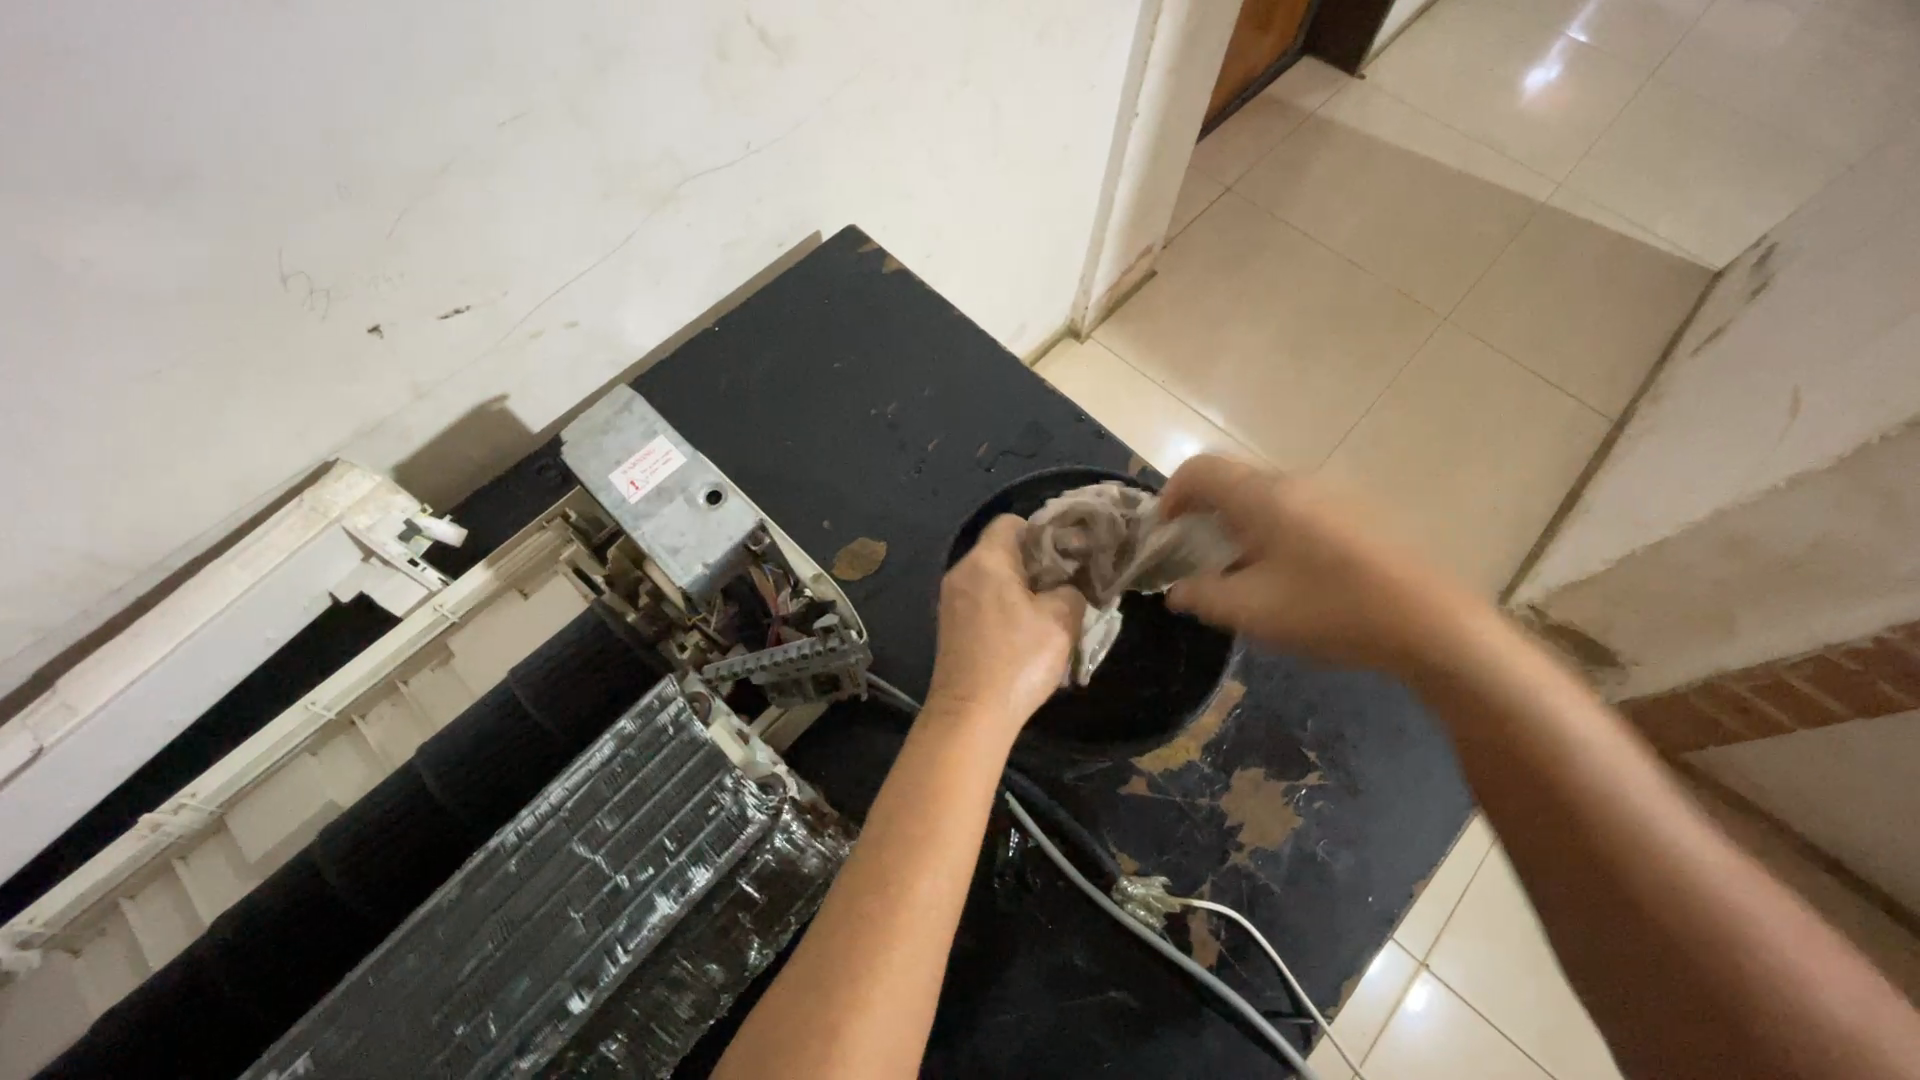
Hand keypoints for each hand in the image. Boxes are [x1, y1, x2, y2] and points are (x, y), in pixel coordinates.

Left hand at [928, 515, 1087, 729]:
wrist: (971, 714)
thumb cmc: (1018, 660)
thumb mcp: (1062, 620)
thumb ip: (1072, 590)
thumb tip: (1069, 587)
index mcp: (985, 560)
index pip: (1011, 522)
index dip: (1043, 532)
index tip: (1068, 555)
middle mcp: (961, 573)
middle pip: (1001, 551)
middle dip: (1035, 564)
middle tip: (1066, 584)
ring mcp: (950, 602)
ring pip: (991, 579)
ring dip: (1020, 590)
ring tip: (1050, 612)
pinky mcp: (949, 628)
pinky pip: (981, 603)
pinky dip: (1003, 609)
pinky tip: (1025, 635)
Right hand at [1160, 455, 1475, 671]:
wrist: (1429, 622)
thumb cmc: (1329, 609)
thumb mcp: (1251, 611)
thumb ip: (1202, 596)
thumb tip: (1176, 590)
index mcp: (1262, 497)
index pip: (1199, 470)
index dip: (1170, 496)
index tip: (1163, 535)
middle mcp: (1294, 483)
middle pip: (1231, 482)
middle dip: (1202, 515)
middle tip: (1194, 558)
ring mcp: (1331, 495)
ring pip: (1265, 498)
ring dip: (1237, 526)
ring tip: (1238, 573)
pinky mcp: (1355, 516)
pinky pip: (1295, 511)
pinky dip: (1270, 532)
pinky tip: (1285, 577)